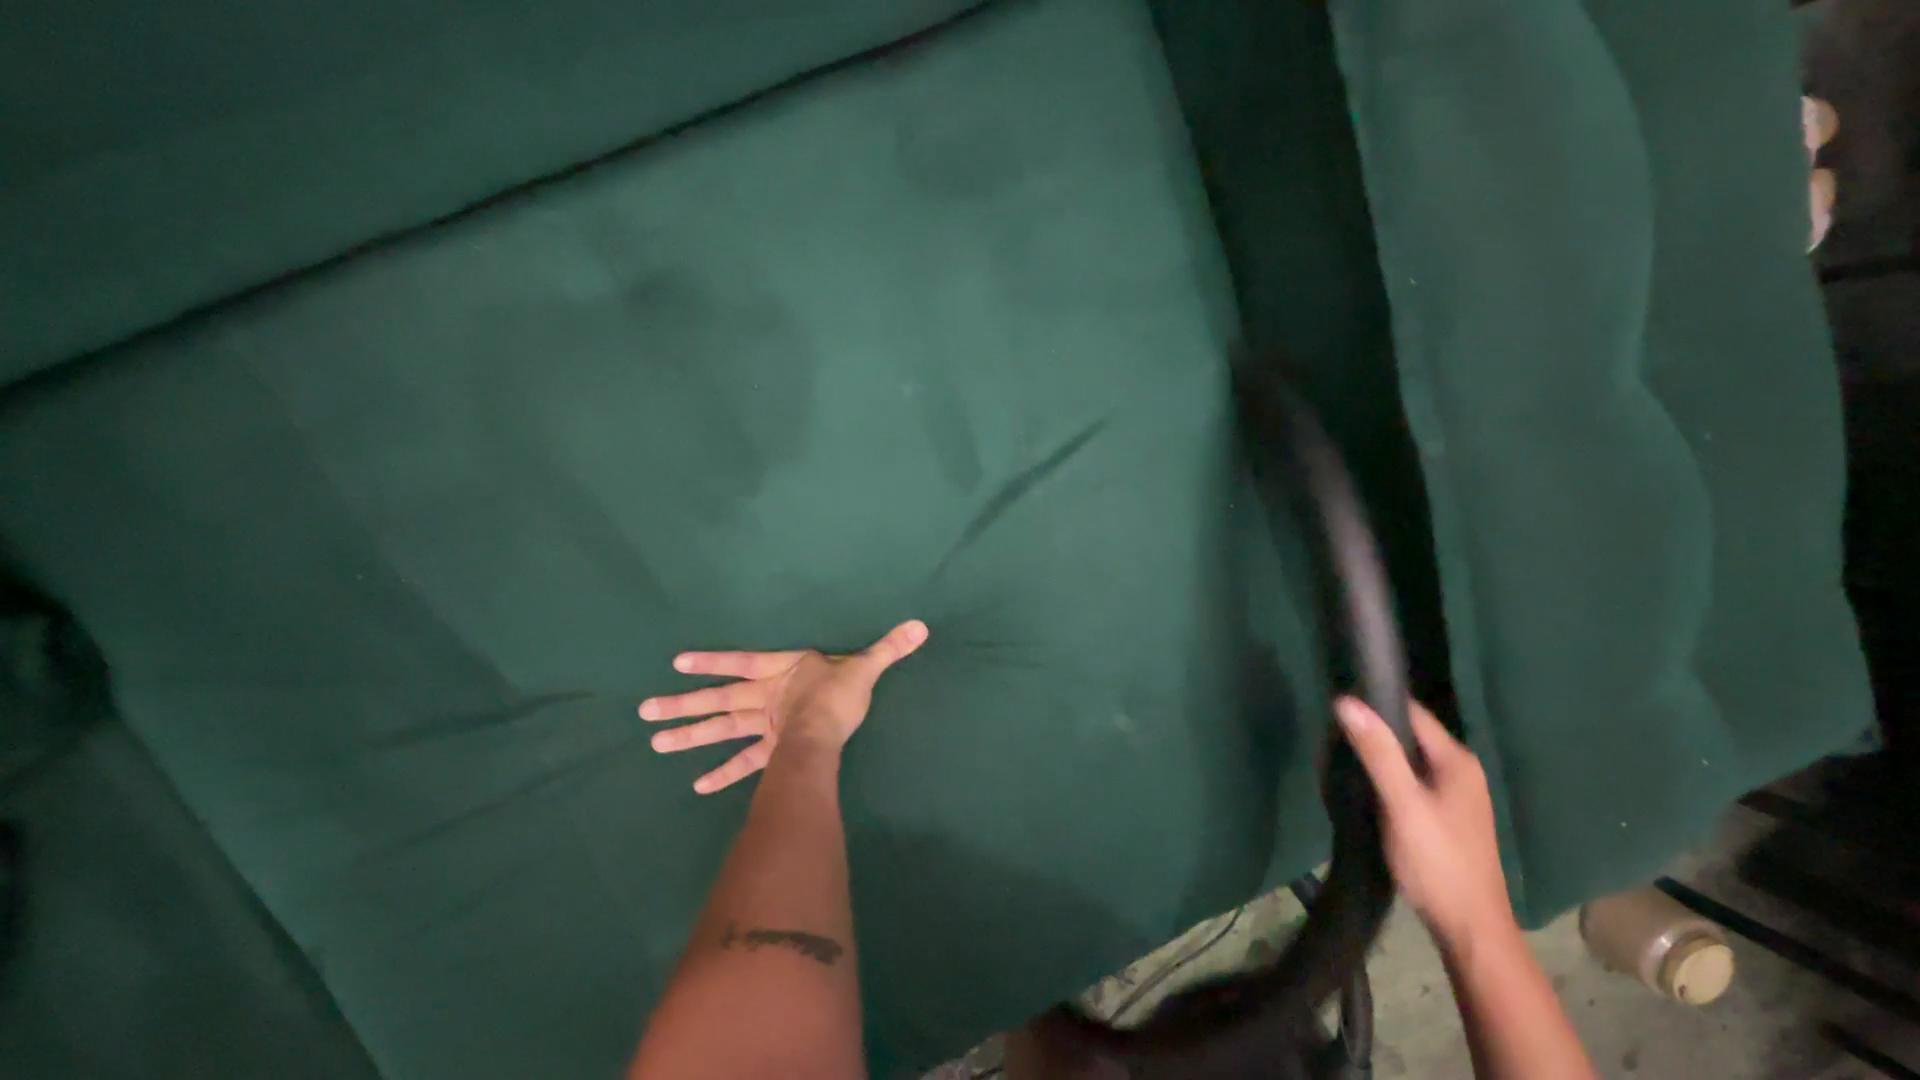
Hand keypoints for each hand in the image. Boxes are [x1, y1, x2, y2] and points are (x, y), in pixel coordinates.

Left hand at [639, 620, 928, 793]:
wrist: (832, 729)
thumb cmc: (841, 694)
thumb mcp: (865, 666)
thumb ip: (888, 647)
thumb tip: (920, 626)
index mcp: (780, 669)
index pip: (739, 662)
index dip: (710, 662)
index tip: (676, 663)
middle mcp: (764, 696)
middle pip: (717, 700)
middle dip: (681, 705)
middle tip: (644, 712)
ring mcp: (763, 725)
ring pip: (720, 729)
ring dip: (688, 736)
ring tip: (655, 743)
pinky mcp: (770, 749)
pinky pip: (743, 763)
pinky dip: (721, 774)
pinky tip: (696, 786)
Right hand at [1335, 697, 1513, 947]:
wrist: (1469, 928)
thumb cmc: (1437, 862)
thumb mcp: (1402, 804)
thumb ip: (1377, 753)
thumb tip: (1347, 702)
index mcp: (1457, 760)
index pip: (1411, 712)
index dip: (1375, 704)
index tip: (1336, 708)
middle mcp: (1461, 771)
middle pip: (1409, 736)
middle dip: (1372, 733)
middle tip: (1331, 739)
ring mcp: (1455, 796)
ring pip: (1408, 762)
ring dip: (1378, 759)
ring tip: (1340, 762)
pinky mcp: (1444, 818)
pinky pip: (1410, 784)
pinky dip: (1387, 782)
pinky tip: (1364, 792)